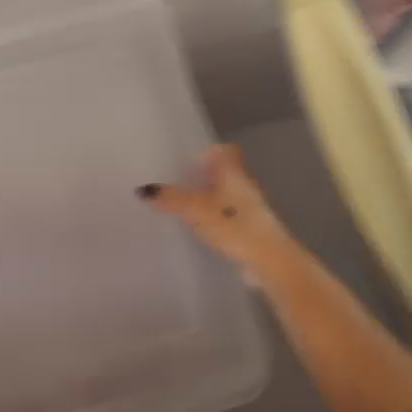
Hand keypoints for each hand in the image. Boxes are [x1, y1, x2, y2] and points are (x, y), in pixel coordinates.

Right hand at [139, 144, 294, 273]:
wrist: (268, 260)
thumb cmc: (233, 224)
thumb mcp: (195, 209)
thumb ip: (170, 198)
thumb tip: (142, 189)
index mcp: (234, 172)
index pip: (226, 150)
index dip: (209, 152)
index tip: (189, 162)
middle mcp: (246, 185)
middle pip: (225, 174)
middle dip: (205, 178)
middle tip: (178, 185)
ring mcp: (252, 209)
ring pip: (228, 196)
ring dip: (211, 200)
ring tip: (184, 209)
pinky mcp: (252, 231)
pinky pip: (231, 218)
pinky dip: (217, 220)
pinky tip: (200, 232)